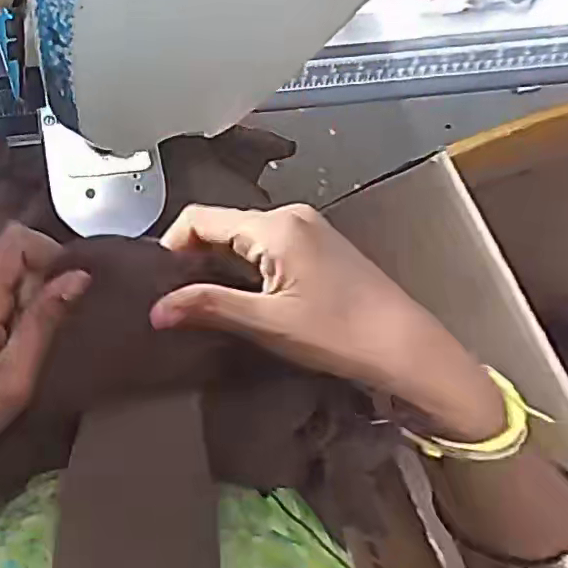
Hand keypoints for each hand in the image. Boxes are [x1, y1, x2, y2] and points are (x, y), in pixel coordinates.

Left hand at [0, 224, 90, 496]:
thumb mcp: (20, 371)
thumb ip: (46, 317)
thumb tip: (78, 274)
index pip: (14, 238)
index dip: (47, 250)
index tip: (66, 285)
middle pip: (11, 257)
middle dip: (37, 284)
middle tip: (41, 334)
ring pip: (2, 275)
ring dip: (23, 301)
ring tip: (22, 347)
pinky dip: (7, 309)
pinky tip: (5, 348)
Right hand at [151, 204, 504, 441]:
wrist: (411, 352)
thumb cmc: (341, 334)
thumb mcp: (265, 322)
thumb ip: (207, 306)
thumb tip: (156, 310)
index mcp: (274, 226)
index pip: (198, 218)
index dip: (171, 246)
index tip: (161, 283)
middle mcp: (289, 215)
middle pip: (219, 224)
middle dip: (193, 257)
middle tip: (179, 296)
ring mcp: (306, 227)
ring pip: (239, 235)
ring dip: (217, 262)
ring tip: (206, 299)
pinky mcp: (316, 244)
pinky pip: (263, 244)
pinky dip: (242, 265)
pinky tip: (242, 294)